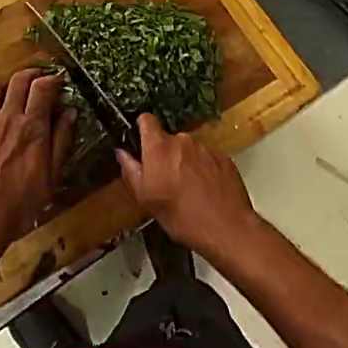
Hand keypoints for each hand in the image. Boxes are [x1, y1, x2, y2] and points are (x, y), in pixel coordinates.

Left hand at [0, 68, 76, 246]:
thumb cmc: (21, 204)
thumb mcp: (52, 176)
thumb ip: (62, 140)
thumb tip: (70, 113)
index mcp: (32, 128)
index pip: (43, 87)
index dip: (54, 79)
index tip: (60, 82)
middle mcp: (7, 119)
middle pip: (18, 80)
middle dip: (33, 74)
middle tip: (42, 80)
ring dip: (6, 83)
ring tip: (15, 91)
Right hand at [115, 114, 259, 260]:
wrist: (226, 228)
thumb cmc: (181, 216)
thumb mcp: (145, 198)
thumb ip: (130, 170)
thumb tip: (122, 153)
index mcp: (159, 148)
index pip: (147, 120)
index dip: (142, 127)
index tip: (142, 140)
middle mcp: (183, 141)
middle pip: (169, 140)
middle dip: (166, 155)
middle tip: (166, 180)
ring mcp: (206, 149)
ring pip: (189, 151)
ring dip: (186, 164)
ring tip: (188, 190)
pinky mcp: (224, 159)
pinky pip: (207, 159)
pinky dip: (204, 170)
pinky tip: (205, 191)